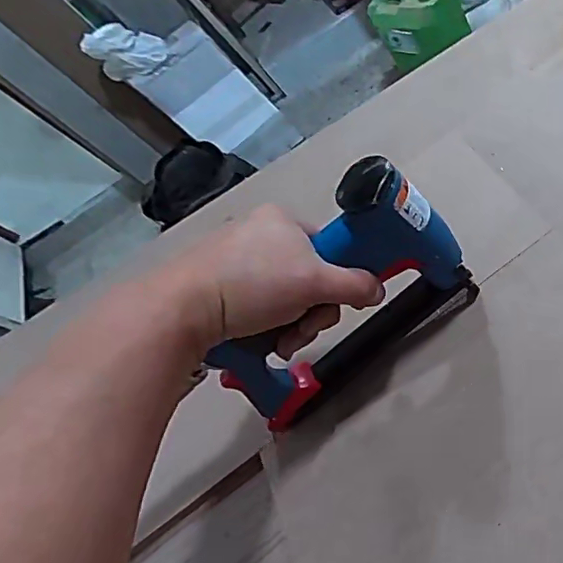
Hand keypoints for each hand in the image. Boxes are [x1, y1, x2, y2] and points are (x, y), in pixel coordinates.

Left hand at [163, 204, 384, 356]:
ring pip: (288, 300)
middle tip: (303, 327)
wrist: (184, 310)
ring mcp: (237, 262)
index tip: (337, 299)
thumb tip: (378, 289)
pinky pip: (261, 309)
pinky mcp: (220, 288)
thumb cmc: (252, 284)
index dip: (339, 277)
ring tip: (280, 340)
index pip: (329, 247)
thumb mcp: (315, 283)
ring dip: (293, 326)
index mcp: (282, 220)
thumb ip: (355, 285)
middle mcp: (260, 235)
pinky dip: (268, 329)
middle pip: (311, 279)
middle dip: (313, 312)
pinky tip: (262, 341)